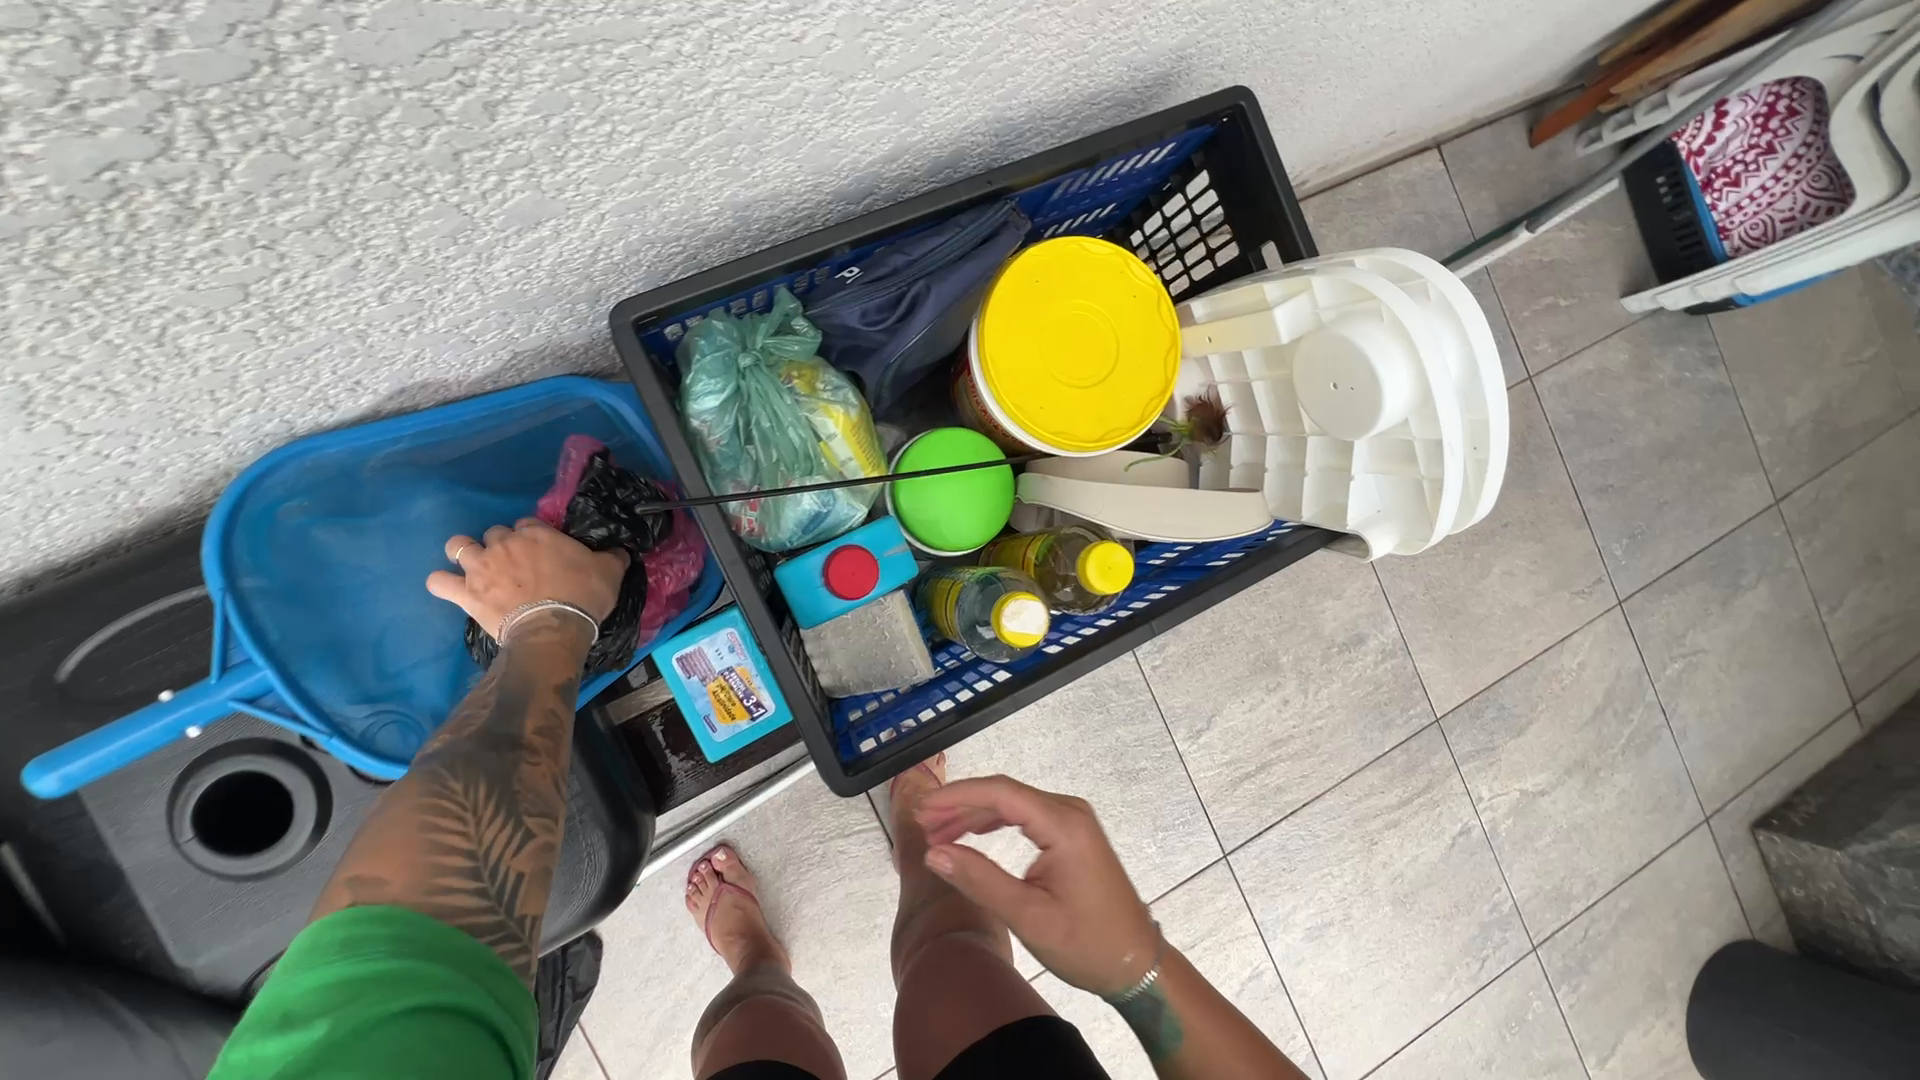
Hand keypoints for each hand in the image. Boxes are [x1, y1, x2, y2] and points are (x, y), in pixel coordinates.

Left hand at [427, 519, 628, 636]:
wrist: (553, 629)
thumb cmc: (583, 597)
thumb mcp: (610, 572)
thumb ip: (613, 557)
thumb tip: (620, 550)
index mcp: (538, 535)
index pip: (528, 524)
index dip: (534, 536)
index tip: (542, 551)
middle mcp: (505, 544)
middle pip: (494, 532)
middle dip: (501, 544)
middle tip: (514, 563)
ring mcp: (481, 567)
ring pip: (458, 546)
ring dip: (465, 553)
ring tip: (477, 567)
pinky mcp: (465, 593)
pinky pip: (438, 582)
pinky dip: (442, 583)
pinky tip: (451, 587)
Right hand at [915, 775, 1159, 995]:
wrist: (1138, 964)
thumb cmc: (1087, 944)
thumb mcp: (1029, 917)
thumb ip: (980, 880)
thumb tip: (933, 853)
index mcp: (1063, 824)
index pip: (1000, 793)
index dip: (957, 796)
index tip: (922, 808)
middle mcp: (1069, 811)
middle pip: (1004, 794)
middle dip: (960, 805)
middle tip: (922, 824)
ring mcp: (1072, 821)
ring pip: (1013, 804)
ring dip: (974, 815)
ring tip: (937, 833)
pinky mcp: (1072, 835)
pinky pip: (1026, 817)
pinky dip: (995, 823)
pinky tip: (971, 835)